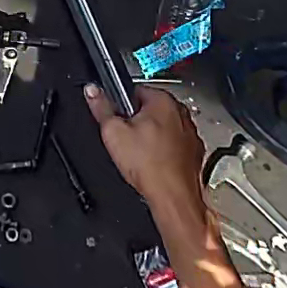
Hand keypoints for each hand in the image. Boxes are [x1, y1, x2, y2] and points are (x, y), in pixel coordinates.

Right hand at [85, 84, 205, 212]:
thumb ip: (101, 107)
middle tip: (128, 140)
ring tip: (142, 154)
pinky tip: (155, 162)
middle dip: (138, 121)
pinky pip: (175, 144)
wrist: (174, 197)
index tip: (118, 119)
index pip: (135, 90)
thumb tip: (92, 91)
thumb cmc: (149, 166)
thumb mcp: (113, 132)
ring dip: (153, 136)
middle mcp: (180, 112)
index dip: (121, 106)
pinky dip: (165, 150)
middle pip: (150, 109)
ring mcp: (190, 132)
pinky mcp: (195, 150)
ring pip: (163, 127)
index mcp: (162, 100)